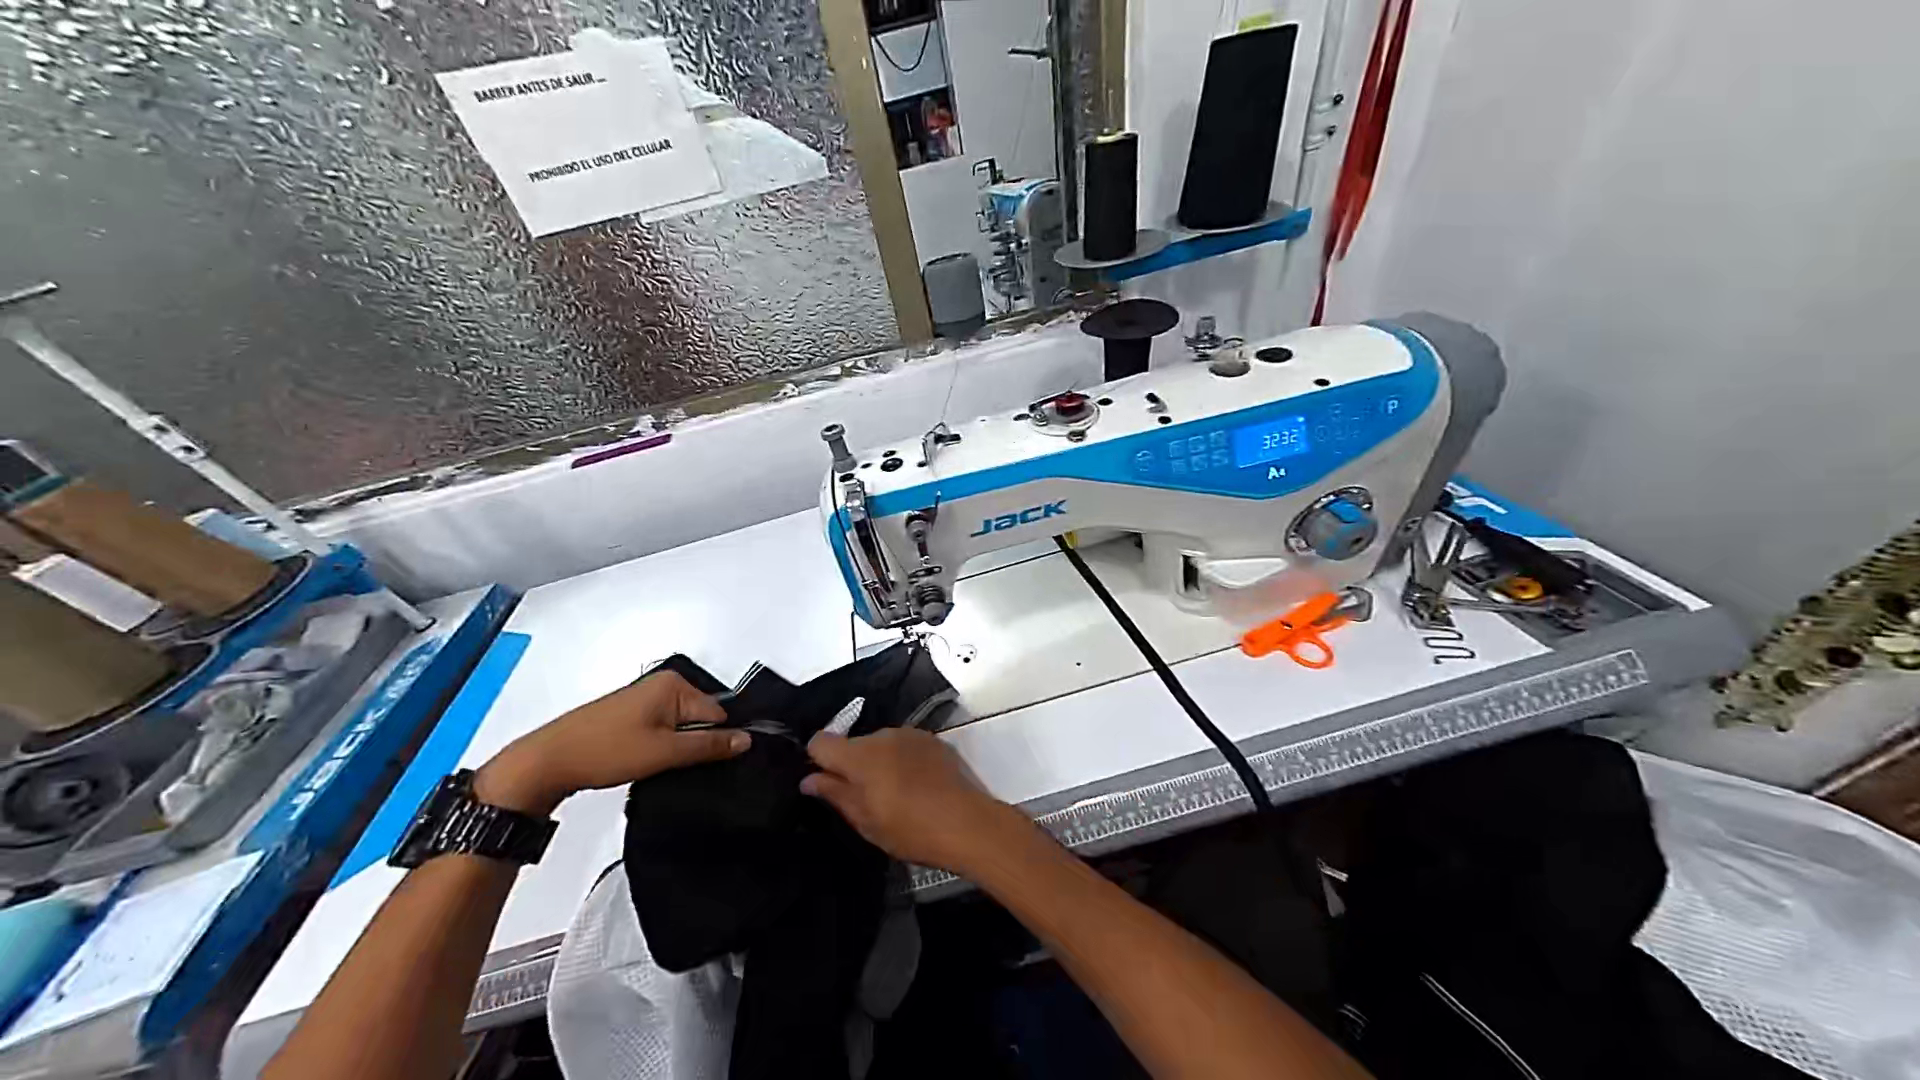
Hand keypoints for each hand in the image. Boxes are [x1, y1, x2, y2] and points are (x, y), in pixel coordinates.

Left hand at [475, 671, 746, 815]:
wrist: (547, 764)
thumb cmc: (602, 750)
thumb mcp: (665, 752)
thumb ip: (710, 746)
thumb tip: (746, 739)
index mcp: (674, 684)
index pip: (718, 714)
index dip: (715, 742)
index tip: (705, 764)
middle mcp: (661, 685)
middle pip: (701, 720)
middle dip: (695, 746)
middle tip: (675, 766)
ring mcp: (645, 700)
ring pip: (681, 729)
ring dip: (676, 750)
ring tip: (656, 766)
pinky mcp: (632, 717)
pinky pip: (663, 731)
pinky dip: (661, 749)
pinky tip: (647, 764)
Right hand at [800, 728, 1027, 873]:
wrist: (967, 823)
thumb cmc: (910, 829)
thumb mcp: (865, 821)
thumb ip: (834, 794)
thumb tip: (809, 779)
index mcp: (860, 754)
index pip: (821, 742)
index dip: (817, 761)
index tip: (825, 783)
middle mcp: (883, 735)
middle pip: (853, 744)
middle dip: (852, 766)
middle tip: (865, 799)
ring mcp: (910, 735)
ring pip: (881, 745)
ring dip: (880, 763)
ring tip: (896, 795)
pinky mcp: (933, 740)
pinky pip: (905, 746)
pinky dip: (904, 761)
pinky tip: (917, 786)